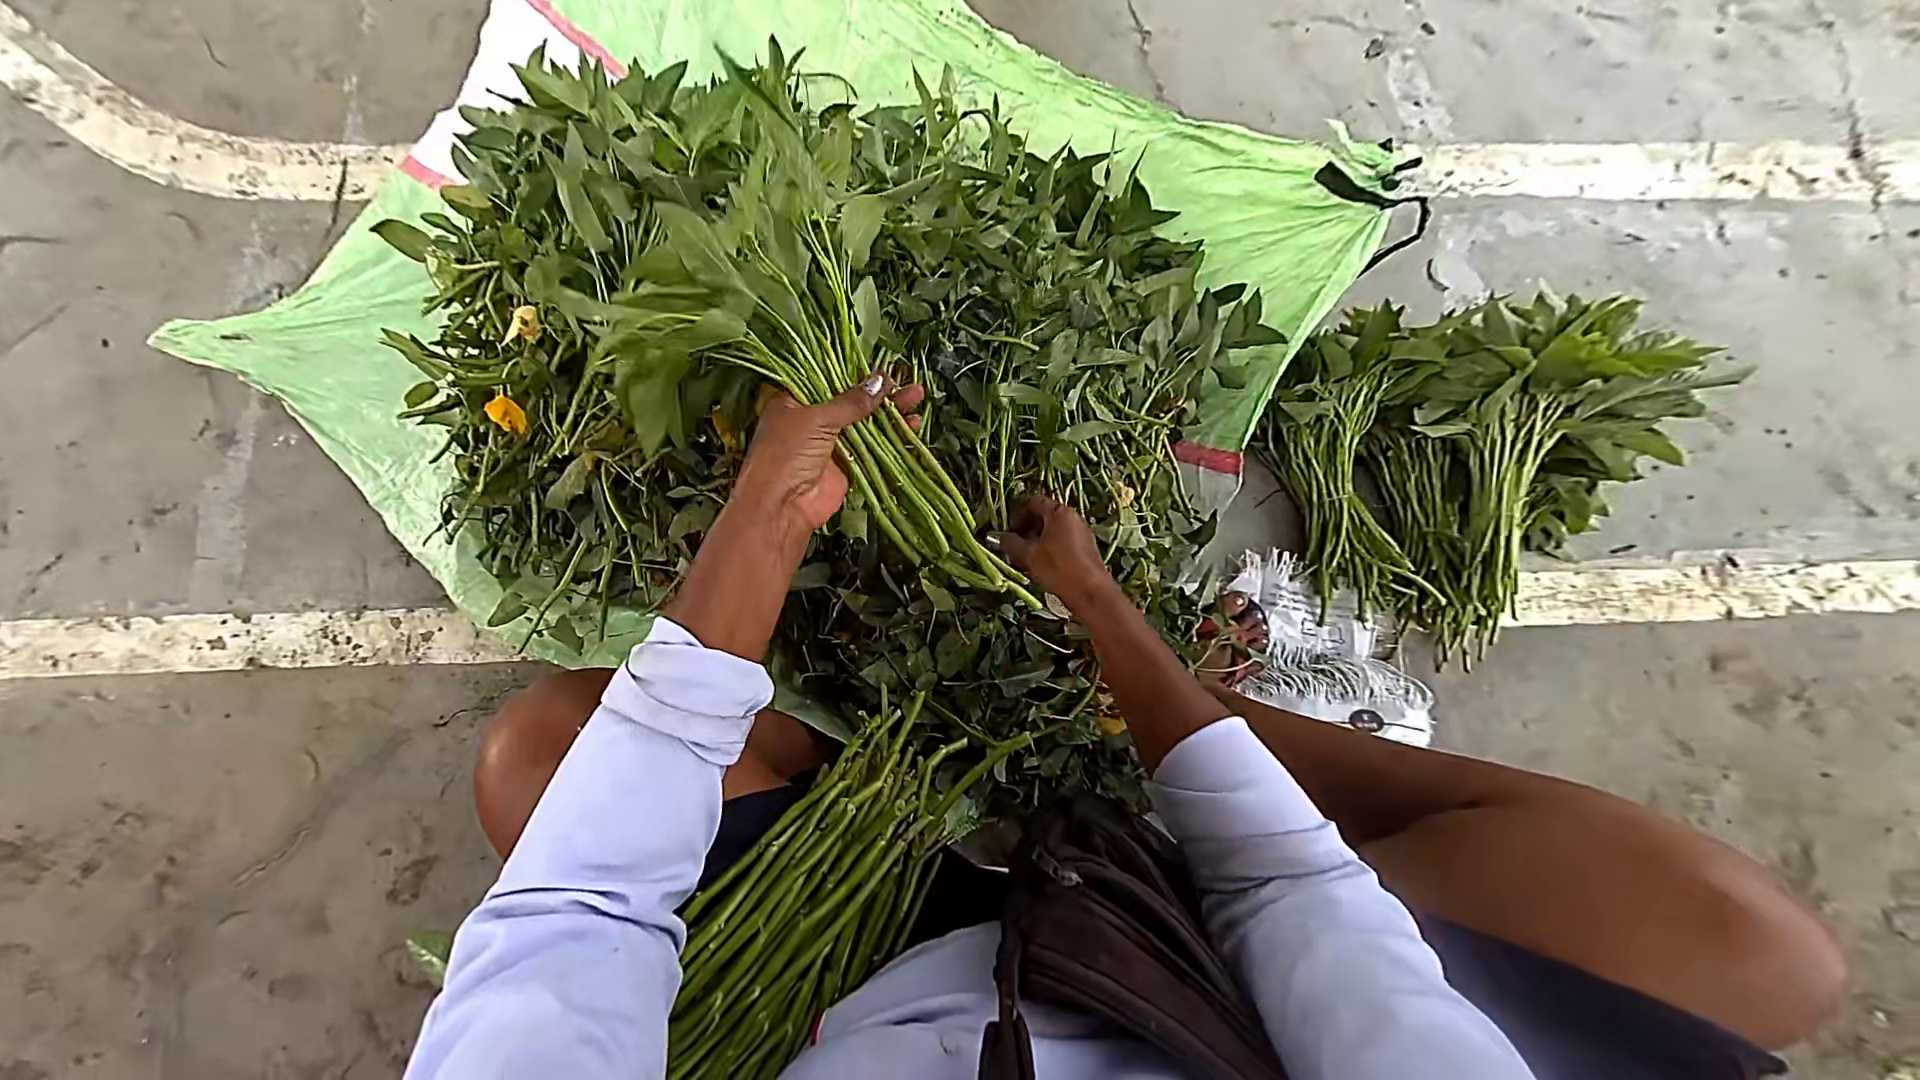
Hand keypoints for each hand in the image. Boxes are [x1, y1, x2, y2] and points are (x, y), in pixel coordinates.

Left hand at [731, 375, 924, 538]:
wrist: (781, 506)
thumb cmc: (786, 453)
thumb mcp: (817, 418)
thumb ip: (851, 402)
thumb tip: (880, 382)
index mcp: (796, 401)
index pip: (832, 380)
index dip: (859, 376)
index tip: (886, 372)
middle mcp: (814, 420)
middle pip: (853, 403)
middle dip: (882, 396)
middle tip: (911, 387)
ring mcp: (831, 444)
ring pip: (866, 426)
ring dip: (891, 416)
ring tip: (917, 401)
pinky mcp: (846, 467)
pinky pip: (872, 450)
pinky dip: (891, 440)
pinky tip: (910, 429)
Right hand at [992, 495, 1117, 611]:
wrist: (1091, 592)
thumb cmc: (1058, 568)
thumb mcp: (1029, 555)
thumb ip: (1010, 543)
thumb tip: (994, 537)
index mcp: (1059, 512)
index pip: (1033, 502)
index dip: (1017, 514)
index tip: (1008, 531)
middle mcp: (1073, 517)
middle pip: (1043, 516)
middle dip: (1025, 530)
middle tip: (1013, 546)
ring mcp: (1081, 533)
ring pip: (1052, 531)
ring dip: (1035, 541)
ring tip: (1024, 559)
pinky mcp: (1085, 548)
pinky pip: (1061, 541)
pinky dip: (1048, 549)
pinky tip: (1040, 566)